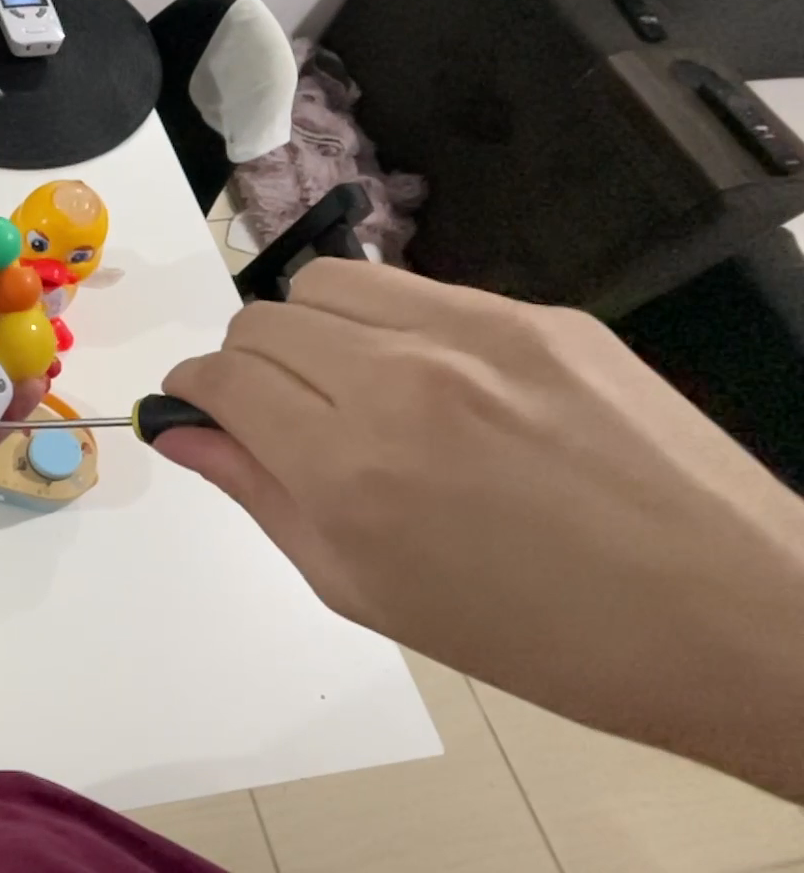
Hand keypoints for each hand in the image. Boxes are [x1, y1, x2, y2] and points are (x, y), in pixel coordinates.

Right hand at [154, 259, 803, 798]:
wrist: (741, 618)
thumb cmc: (524, 632)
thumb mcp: (355, 584)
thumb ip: (252, 490)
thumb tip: (175, 431)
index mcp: (347, 466)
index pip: (220, 378)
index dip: (190, 389)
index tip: (195, 407)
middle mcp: (398, 381)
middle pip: (258, 322)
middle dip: (239, 362)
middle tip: (272, 410)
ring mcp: (473, 335)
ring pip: (321, 283)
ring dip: (301, 326)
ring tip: (338, 379)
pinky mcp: (536, 314)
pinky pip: (408, 289)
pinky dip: (377, 321)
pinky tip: (421, 376)